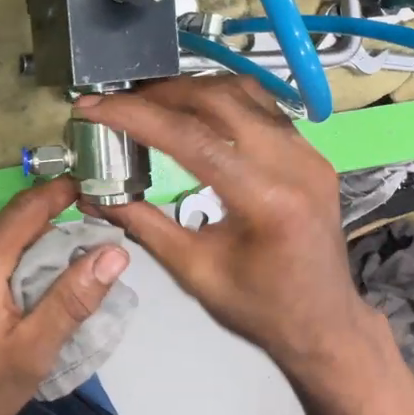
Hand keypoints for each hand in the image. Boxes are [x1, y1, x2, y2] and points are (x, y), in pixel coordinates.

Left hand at [0, 179, 128, 414]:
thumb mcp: (34, 351)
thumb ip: (73, 298)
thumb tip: (114, 253)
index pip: (26, 208)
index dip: (62, 193)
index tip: (96, 191)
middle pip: (10, 222)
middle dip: (50, 226)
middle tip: (91, 241)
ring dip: (26, 246)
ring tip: (61, 270)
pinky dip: (3, 259)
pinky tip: (21, 287)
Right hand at [78, 76, 382, 373]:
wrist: (325, 324)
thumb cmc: (258, 307)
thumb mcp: (191, 269)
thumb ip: (140, 223)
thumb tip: (89, 193)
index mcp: (265, 199)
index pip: (191, 138)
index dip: (135, 116)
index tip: (92, 106)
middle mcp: (294, 164)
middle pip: (218, 99)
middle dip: (160, 93)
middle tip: (117, 103)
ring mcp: (308, 154)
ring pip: (244, 92)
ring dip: (190, 90)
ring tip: (149, 103)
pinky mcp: (310, 153)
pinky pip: (261, 107)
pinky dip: (219, 101)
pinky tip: (190, 113)